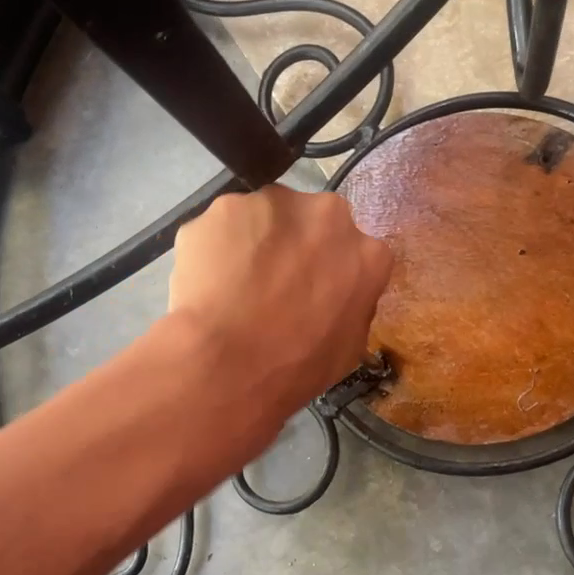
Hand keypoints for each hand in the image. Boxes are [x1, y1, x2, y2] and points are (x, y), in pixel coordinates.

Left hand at [166, 185, 392, 423]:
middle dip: (293, 247)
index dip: (328, 275)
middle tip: (269, 287)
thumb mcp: (344, 352)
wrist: (224, 365)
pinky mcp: (226, 207)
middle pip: (311, 223)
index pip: (355, 255)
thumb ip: (350, 310)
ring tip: (232, 288)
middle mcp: (327, 216)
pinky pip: (223, 226)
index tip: (310, 294)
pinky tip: (206, 282)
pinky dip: (214, 248)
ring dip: (253, 244)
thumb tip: (339, 301)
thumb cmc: (291, 370)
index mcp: (367, 256)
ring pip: (264, 219)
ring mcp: (274, 204)